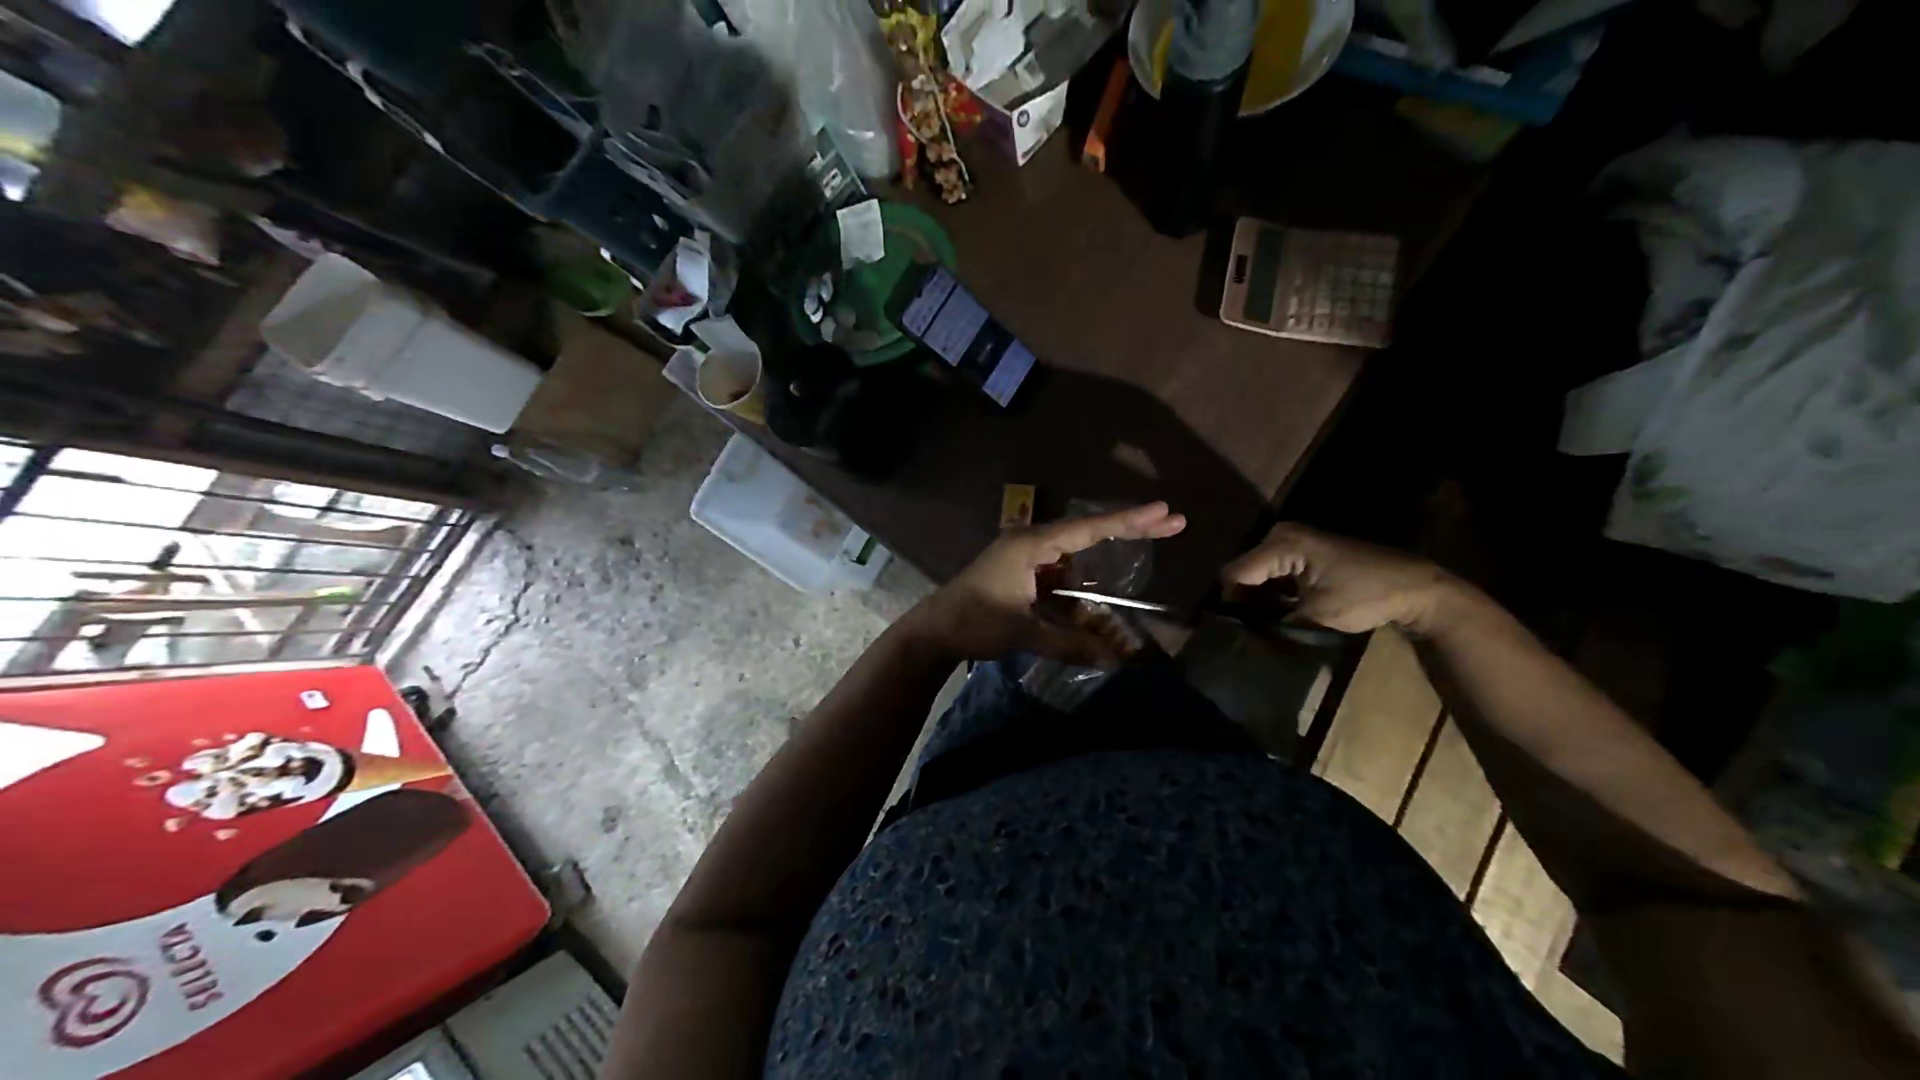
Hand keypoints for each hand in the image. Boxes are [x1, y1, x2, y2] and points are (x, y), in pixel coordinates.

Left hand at [904, 502, 1186, 664]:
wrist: (933, 631)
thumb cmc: (973, 623)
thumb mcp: (1023, 633)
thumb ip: (1069, 643)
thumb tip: (1116, 660)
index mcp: (1030, 546)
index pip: (1087, 529)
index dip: (1127, 521)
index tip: (1162, 510)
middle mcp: (1030, 544)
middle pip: (1087, 534)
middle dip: (1128, 530)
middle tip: (1173, 521)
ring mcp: (1026, 558)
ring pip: (1076, 560)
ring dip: (1103, 570)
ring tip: (1139, 569)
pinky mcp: (1023, 574)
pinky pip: (1061, 576)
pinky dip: (1081, 589)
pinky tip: (1097, 607)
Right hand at [1220, 523, 1459, 634]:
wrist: (1415, 587)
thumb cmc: (1366, 596)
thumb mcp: (1316, 615)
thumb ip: (1275, 620)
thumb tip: (1245, 631)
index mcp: (1282, 545)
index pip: (1234, 573)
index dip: (1228, 601)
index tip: (1227, 628)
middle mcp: (1281, 535)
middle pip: (1243, 569)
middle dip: (1242, 597)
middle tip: (1245, 627)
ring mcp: (1293, 540)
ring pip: (1257, 570)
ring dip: (1257, 595)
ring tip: (1257, 622)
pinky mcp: (1304, 549)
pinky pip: (1273, 569)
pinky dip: (1272, 590)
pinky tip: (1276, 611)